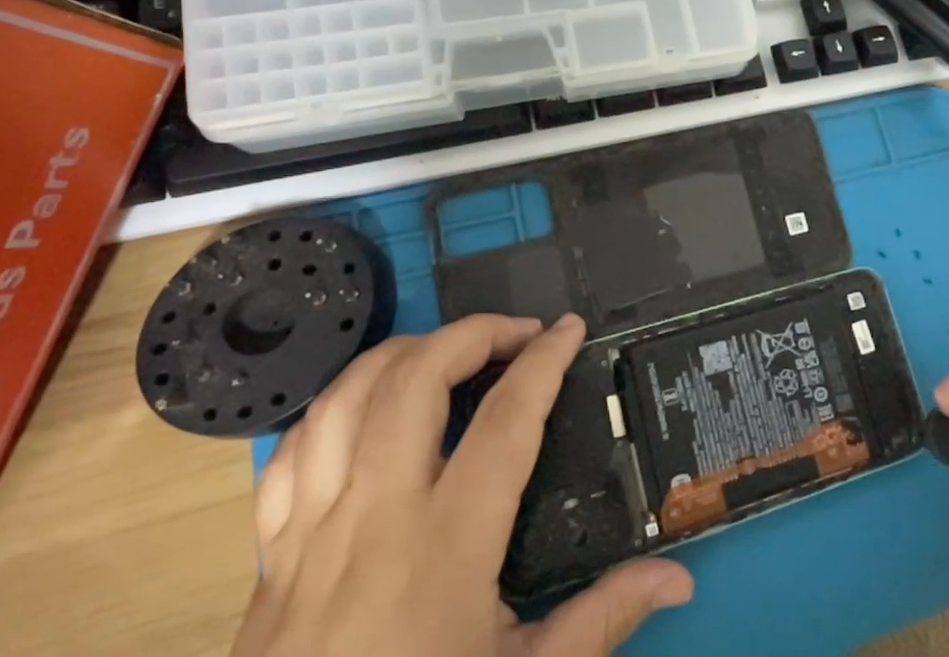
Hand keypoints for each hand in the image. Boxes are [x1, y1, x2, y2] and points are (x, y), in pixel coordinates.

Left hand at [232, 313, 693, 656]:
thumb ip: (602, 618)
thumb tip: (677, 576)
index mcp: (445, 543)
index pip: (504, 422)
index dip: (542, 364)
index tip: (569, 330)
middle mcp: (375, 514)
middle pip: (413, 382)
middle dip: (470, 335)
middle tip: (517, 335)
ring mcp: (312, 526)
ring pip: (345, 398)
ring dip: (400, 354)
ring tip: (446, 351)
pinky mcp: (271, 548)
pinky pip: (292, 449)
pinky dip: (333, 407)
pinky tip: (366, 408)